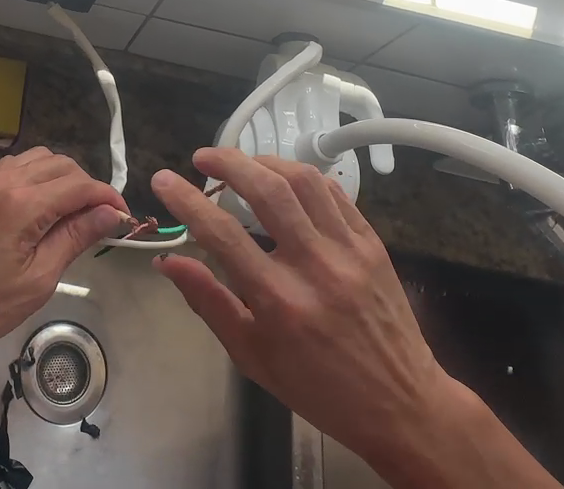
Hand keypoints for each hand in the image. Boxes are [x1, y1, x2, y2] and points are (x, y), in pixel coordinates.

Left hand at [0, 147, 127, 361]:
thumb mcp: (36, 281)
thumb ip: (75, 239)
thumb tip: (110, 214)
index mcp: (23, 203)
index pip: (80, 185)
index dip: (108, 198)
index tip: (123, 219)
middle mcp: (5, 179)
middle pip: (62, 164)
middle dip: (87, 187)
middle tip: (100, 220)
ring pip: (39, 159)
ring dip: (62, 178)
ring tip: (73, 214)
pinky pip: (16, 168)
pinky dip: (38, 178)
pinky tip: (42, 209)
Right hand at [151, 149, 504, 481]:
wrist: (400, 405)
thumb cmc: (316, 386)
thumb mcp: (251, 355)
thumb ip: (207, 301)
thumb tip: (167, 260)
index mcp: (278, 300)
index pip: (221, 232)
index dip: (186, 200)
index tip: (163, 180)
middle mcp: (314, 266)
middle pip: (266, 190)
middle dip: (227, 162)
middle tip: (203, 158)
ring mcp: (349, 250)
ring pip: (303, 180)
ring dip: (265, 161)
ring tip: (242, 164)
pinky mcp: (373, 243)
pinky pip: (334, 192)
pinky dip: (303, 177)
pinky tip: (284, 180)